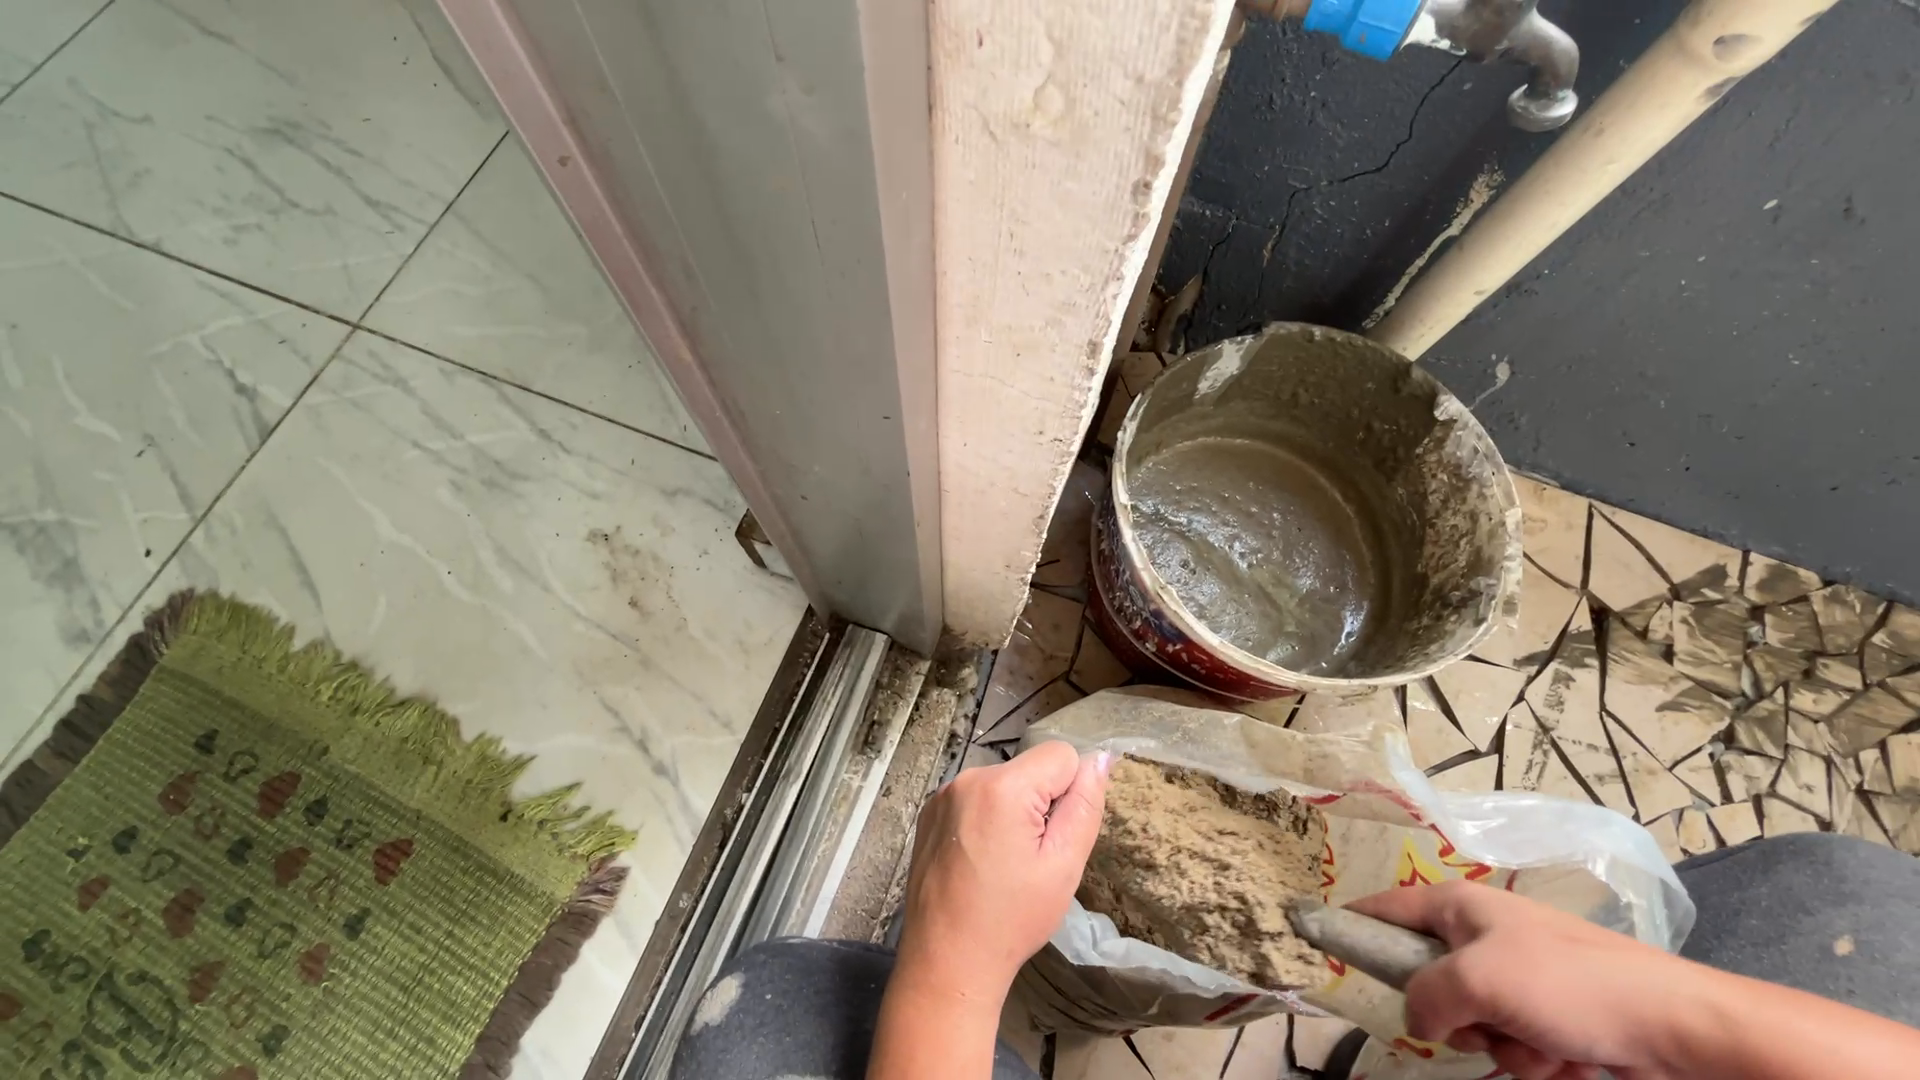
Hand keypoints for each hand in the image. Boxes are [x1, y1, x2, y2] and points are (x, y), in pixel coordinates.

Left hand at [893, 741, 1111, 1006]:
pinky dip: (986, 818)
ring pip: (1004, 783)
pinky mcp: (930, 811)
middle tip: (1030, 858)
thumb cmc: (1011, 919)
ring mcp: (943, 793)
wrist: (947, 960)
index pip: (1061, 756)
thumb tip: (1100, 759)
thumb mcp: (1063, 866)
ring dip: (1013, 810)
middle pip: (1029, 769)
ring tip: (1003, 863)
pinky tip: (979, 860)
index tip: (1053, 838)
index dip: (1069, 794)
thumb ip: (1085, 805)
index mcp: (1003, 786)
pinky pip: (976, 797)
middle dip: (1040, 803)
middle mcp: (968, 777)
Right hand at [1348, 880, 1715, 1079]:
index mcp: (1457, 906)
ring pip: (1475, 1021)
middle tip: (1480, 1025)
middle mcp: (1483, 934)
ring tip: (1546, 1047)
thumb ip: (1424, 997)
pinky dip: (1540, 1059)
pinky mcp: (1554, 1012)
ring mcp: (1521, 974)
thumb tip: (1416, 1017)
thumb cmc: (1566, 985)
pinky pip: (1517, 1042)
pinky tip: (1573, 1058)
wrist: (1679, 1026)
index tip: (1319, 942)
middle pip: (1430, 981)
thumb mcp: (1477, 982)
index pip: (1383, 908)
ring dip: (1505, 1046)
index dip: (1351, 923)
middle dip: (1456, 1017)